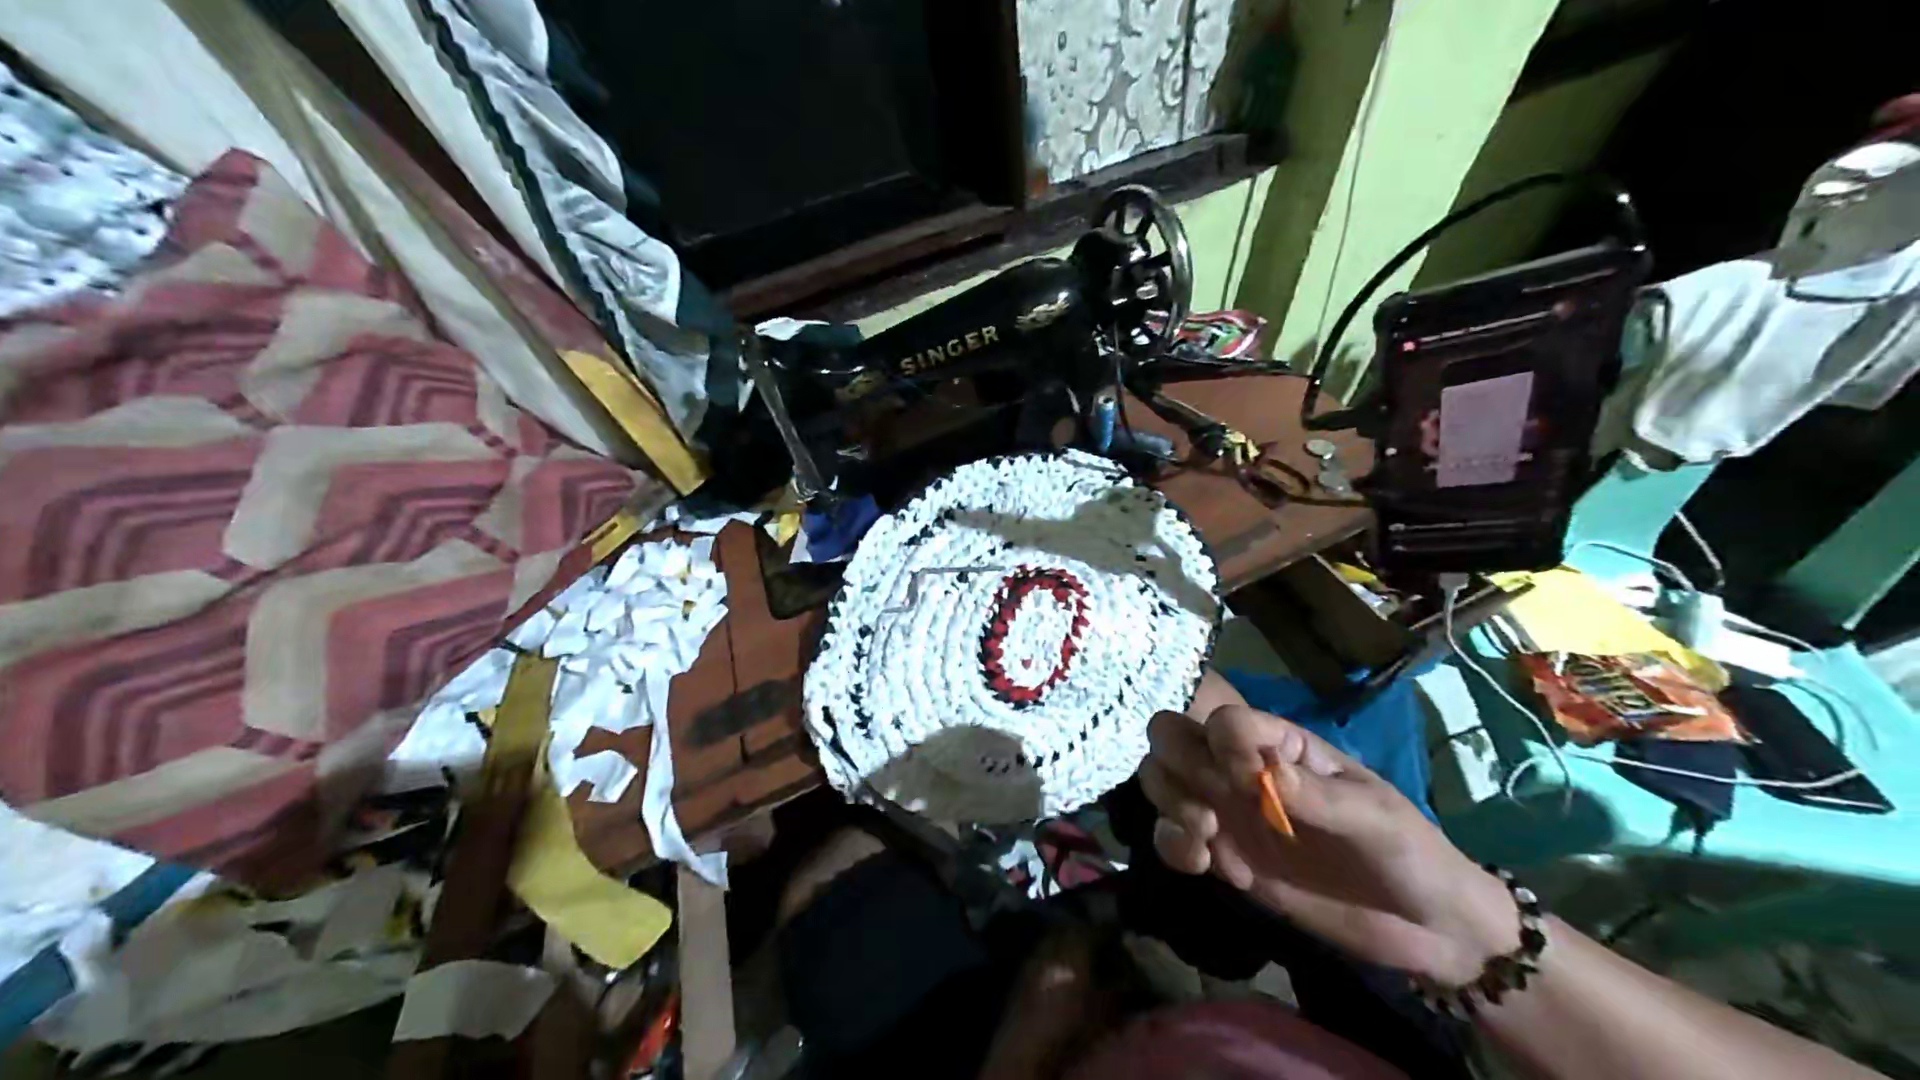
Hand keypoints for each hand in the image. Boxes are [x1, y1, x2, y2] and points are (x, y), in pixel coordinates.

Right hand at [1141, 704, 1519, 984]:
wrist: (1426, 929)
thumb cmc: (1408, 852)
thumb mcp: (1374, 818)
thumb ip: (1318, 796)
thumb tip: (1262, 775)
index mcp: (1279, 744)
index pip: (1224, 720)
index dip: (1224, 746)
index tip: (1251, 785)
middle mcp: (1240, 768)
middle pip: (1171, 736)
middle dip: (1178, 767)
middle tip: (1210, 811)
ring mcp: (1226, 810)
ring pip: (1159, 779)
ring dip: (1170, 805)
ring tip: (1207, 845)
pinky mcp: (1221, 854)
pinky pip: (1169, 836)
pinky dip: (1175, 847)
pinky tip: (1212, 870)